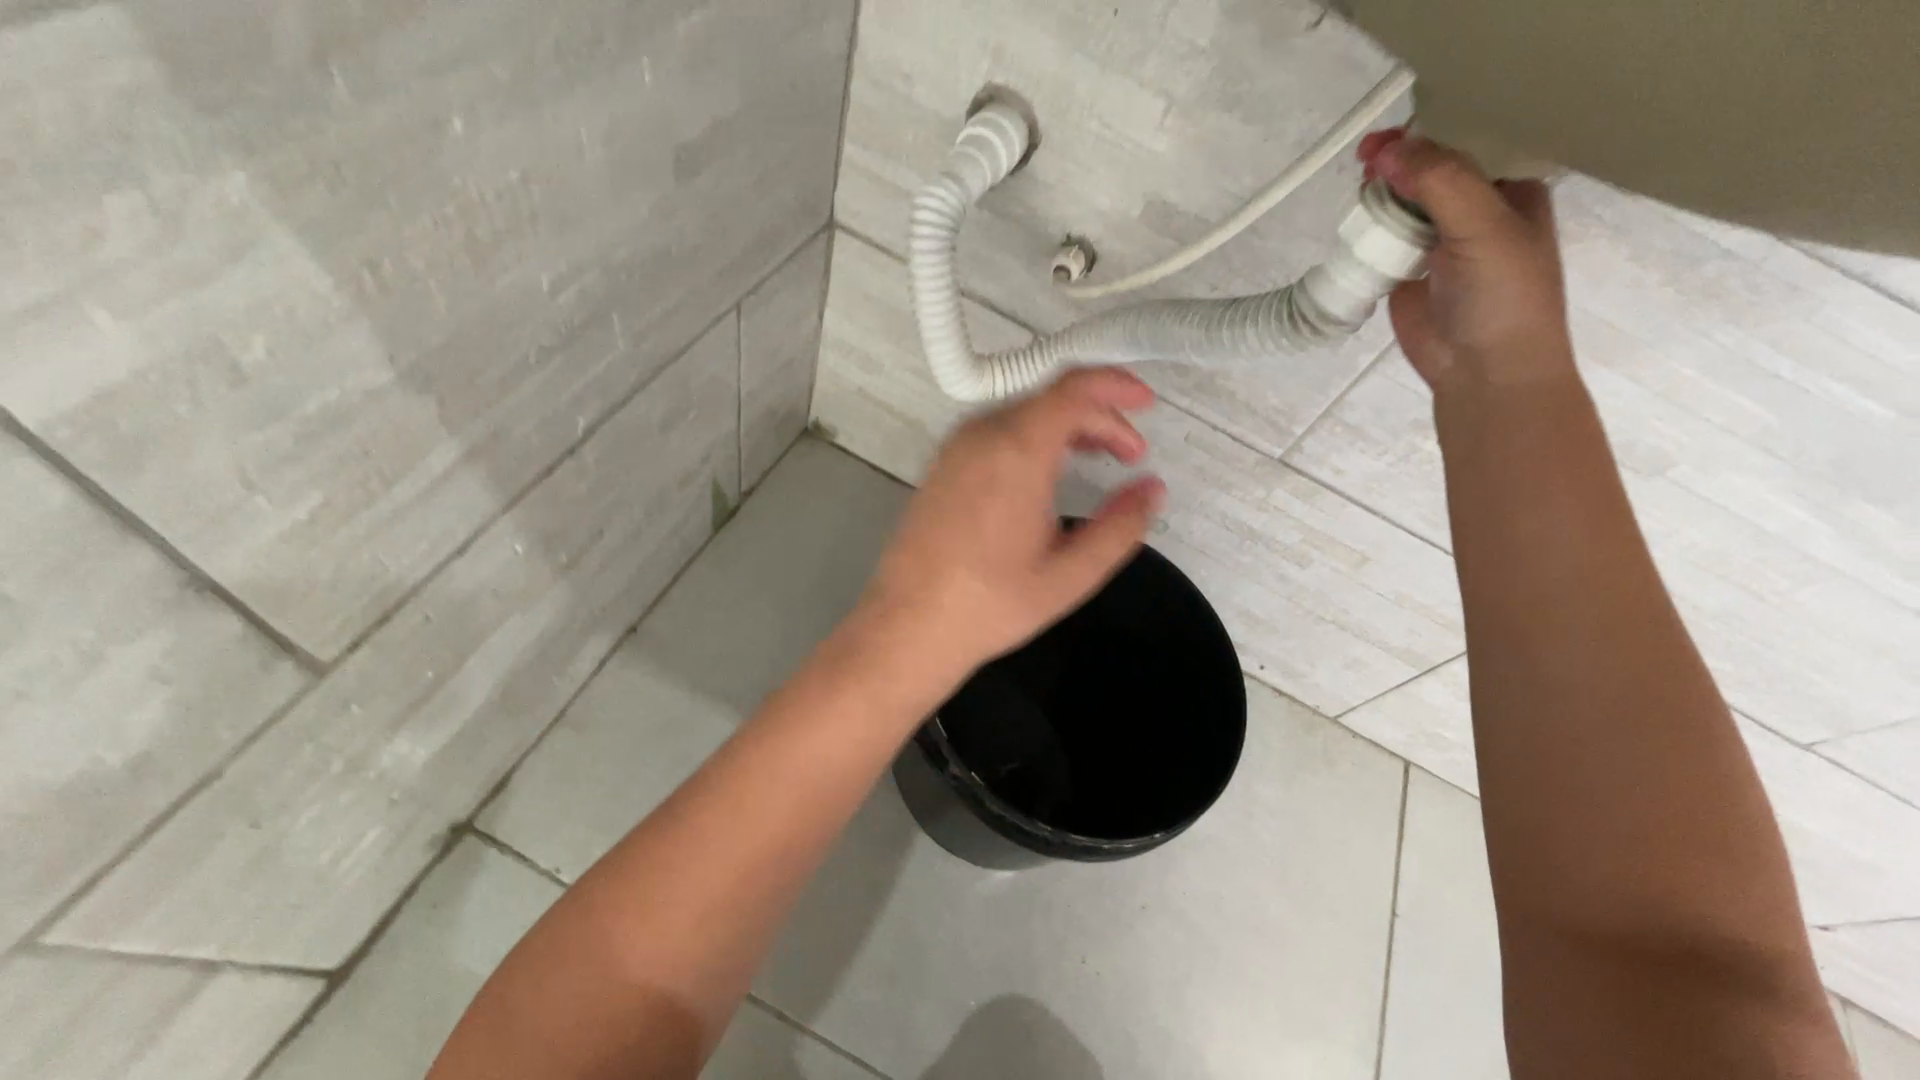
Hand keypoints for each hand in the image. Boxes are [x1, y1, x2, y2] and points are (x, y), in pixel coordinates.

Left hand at [857, 367, 1166, 677]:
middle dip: (1099, 415)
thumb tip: (1152, 490)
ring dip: (1066, 426)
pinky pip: (996, 431)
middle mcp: (982, 436)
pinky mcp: (942, 465)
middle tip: (1129, 453)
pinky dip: (1032, 437)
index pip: (1074, 389)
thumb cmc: (990, 604)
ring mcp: (955, 448)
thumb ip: (1120, 526)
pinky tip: (1047, 473)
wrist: (909, 624)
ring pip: (1023, 412)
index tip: (1145, 405)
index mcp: (1017, 451)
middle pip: (1050, 398)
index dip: (1116, 387)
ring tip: (1097, 458)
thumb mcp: (1070, 574)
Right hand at [1358, 130, 1576, 392]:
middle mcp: (1475, 210)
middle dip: (1399, 161)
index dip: (1432, 132)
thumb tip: (1387, 150)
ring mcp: (1438, 242)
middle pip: (1429, 171)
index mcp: (1510, 190)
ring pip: (1401, 203)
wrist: (1483, 371)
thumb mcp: (1484, 227)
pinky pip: (1382, 240)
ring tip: (1358, 188)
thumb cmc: (1504, 295)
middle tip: (1366, 158)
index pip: (1469, 144)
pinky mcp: (1407, 271)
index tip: (1391, 133)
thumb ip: (1440, 182)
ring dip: (1379, 195)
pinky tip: (1354, 225)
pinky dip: (1367, 231)